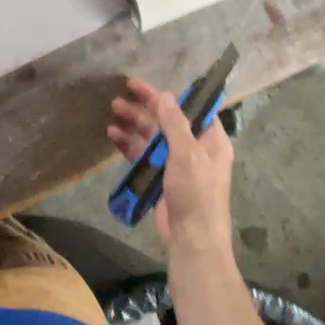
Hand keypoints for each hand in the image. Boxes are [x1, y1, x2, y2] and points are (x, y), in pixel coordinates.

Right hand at [107, 76, 234, 263]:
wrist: (192, 239)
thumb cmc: (196, 193)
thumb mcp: (187, 153)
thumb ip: (174, 123)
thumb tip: (165, 95)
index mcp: (211, 140)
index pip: (192, 109)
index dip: (171, 95)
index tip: (149, 84)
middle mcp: (196, 149)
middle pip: (169, 120)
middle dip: (147, 106)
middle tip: (123, 90)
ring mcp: (177, 165)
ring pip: (153, 137)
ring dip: (135, 123)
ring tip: (113, 109)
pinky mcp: (161, 179)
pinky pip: (144, 156)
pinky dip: (130, 145)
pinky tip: (113, 135)